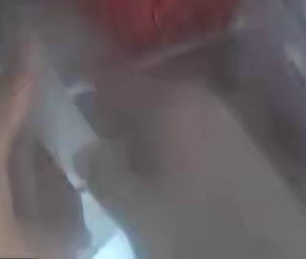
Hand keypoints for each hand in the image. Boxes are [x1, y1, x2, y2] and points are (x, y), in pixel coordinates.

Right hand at [80, 73, 305, 258]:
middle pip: (138, 91)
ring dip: (143, 130)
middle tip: (95, 143)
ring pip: (165, 110)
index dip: (83, 90)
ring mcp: (221, 114)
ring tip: (127, 163)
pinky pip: (189, 126)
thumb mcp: (137, 209)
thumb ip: (102, 171)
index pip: (108, 76)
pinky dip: (170, 141)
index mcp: (165, 97)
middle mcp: (194, 92)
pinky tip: (165, 173)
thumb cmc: (199, 229)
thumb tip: (84, 147)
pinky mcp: (241, 141)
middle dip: (114, 113)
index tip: (65, 108)